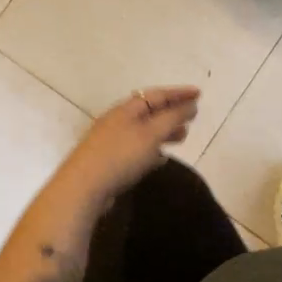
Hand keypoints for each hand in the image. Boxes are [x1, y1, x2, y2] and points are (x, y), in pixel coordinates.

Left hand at [56, 86, 200, 203]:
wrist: (82, 188)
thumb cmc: (120, 156)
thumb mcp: (151, 134)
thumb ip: (173, 118)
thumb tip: (191, 105)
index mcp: (127, 109)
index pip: (157, 94)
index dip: (179, 93)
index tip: (199, 94)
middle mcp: (118, 120)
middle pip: (150, 111)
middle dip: (172, 113)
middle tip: (192, 118)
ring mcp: (111, 140)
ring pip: (144, 130)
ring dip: (164, 132)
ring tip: (181, 138)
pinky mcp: (109, 160)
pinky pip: (136, 148)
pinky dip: (152, 149)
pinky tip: (160, 159)